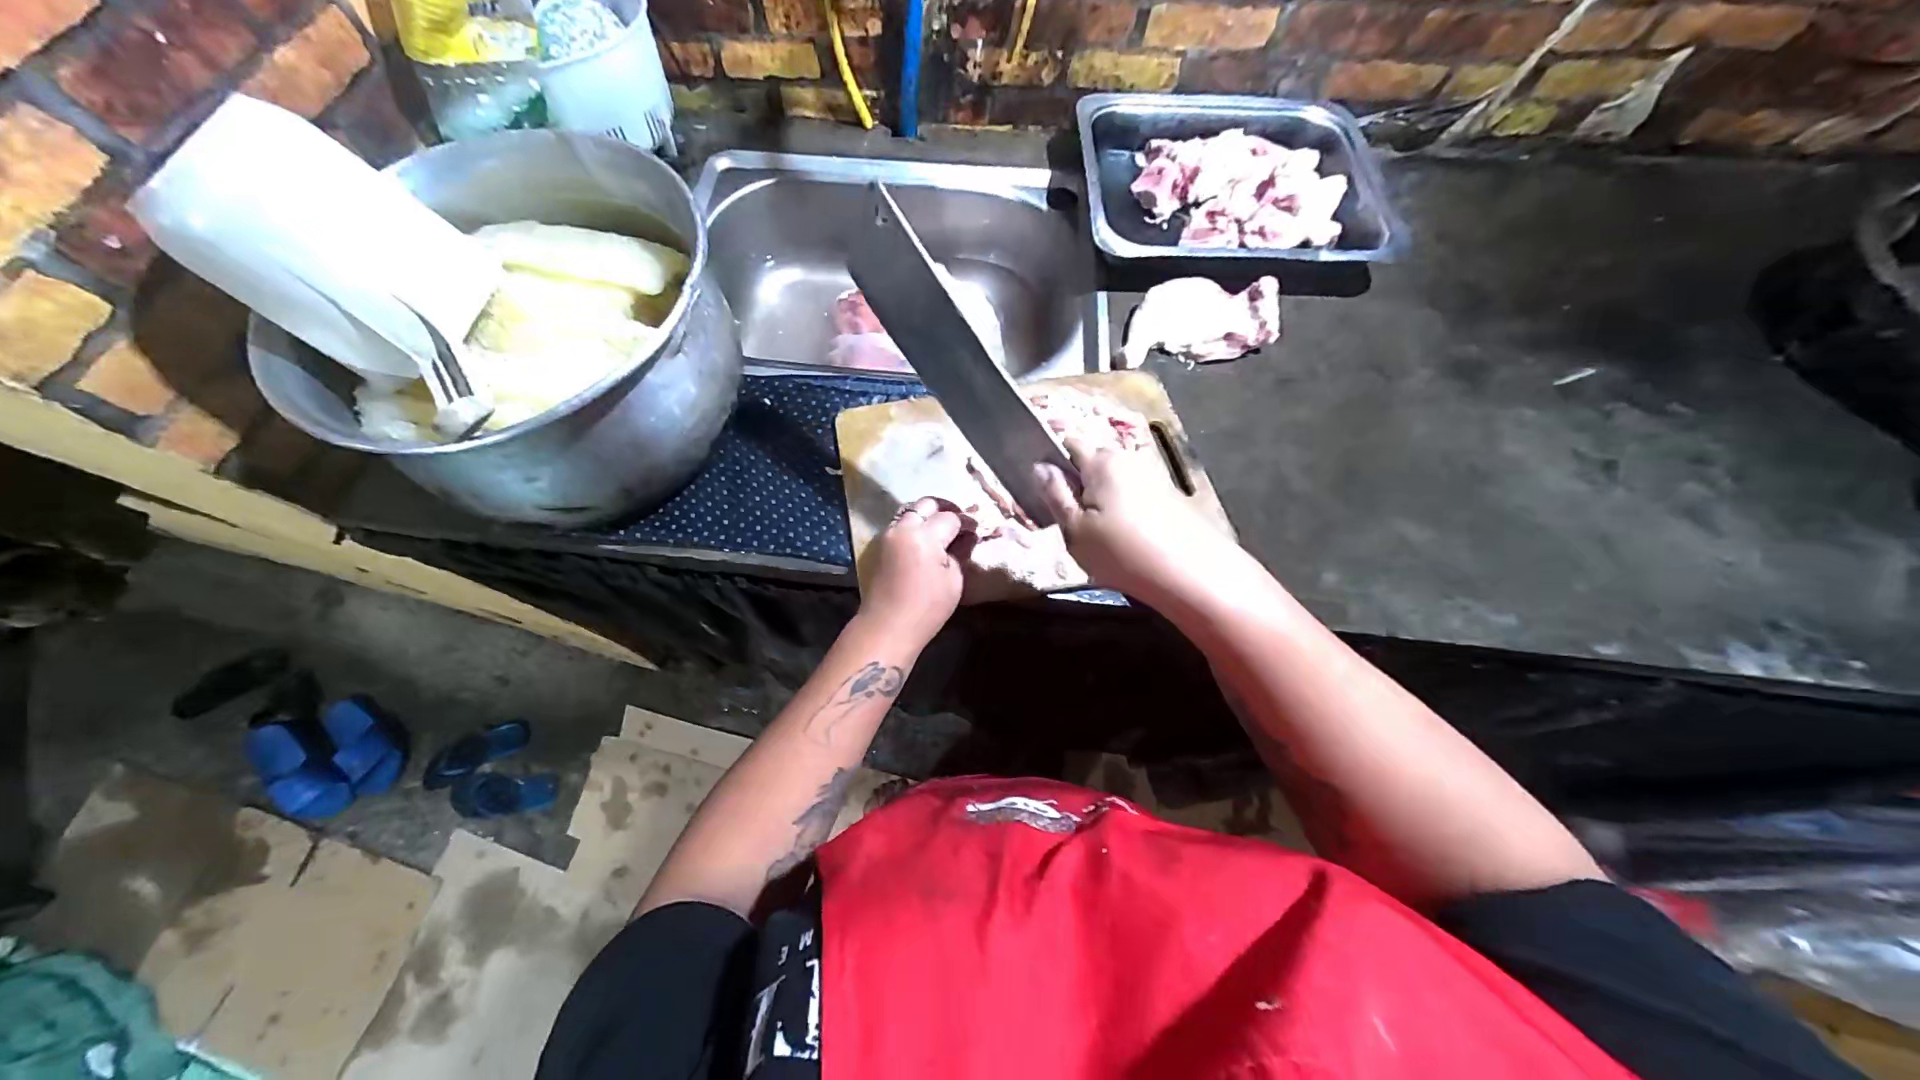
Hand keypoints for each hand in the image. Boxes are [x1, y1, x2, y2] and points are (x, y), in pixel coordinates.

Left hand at [861, 497, 974, 641]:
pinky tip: (924, 541)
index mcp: (924, 536)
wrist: (887, 626)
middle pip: (926, 504)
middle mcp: (903, 528)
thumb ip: (959, 552)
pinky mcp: (879, 545)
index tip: (976, 529)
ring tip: (941, 530)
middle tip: (959, 522)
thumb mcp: (954, 580)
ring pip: (910, 512)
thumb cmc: (927, 608)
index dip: (966, 522)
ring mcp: (887, 535)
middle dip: (945, 509)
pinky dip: (913, 527)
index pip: (950, 518)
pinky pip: (899, 526)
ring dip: (926, 516)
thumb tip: (964, 538)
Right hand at [1034, 437, 1239, 601]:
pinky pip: (1134, 497)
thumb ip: (1054, 494)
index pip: (1068, 443)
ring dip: (1103, 502)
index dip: (1053, 464)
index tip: (1049, 496)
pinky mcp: (1171, 498)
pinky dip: (1125, 513)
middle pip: (1092, 464)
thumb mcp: (1075, 530)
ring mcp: (1153, 476)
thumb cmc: (1123, 553)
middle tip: (1073, 526)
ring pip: (1114, 483)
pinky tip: (1127, 542)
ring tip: (1101, 539)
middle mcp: (1129, 458)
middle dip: (1080, 486)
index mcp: (1102, 460)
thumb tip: (1039, 466)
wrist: (1194, 576)